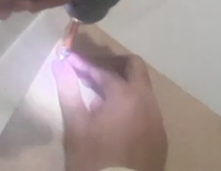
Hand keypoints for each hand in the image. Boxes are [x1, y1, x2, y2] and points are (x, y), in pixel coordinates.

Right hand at [55, 34, 166, 170]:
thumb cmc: (95, 159)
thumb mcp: (76, 126)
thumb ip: (69, 90)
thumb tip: (60, 64)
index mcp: (126, 96)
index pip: (103, 70)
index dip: (84, 64)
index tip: (69, 61)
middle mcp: (147, 103)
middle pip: (134, 68)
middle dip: (113, 64)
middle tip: (93, 70)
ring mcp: (157, 122)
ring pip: (143, 90)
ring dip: (124, 85)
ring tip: (101, 96)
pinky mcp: (160, 139)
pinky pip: (147, 111)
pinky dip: (133, 105)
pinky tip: (117, 118)